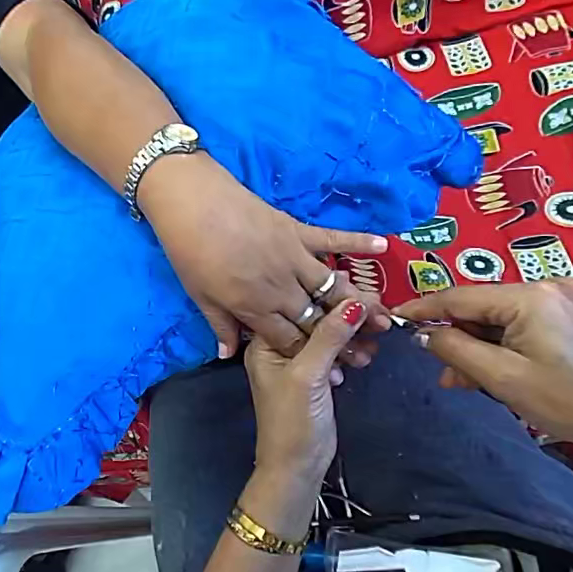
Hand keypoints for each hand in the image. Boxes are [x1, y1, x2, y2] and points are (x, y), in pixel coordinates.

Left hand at [139, 154, 391, 358]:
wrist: (191, 202)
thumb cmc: (188, 252)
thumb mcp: (200, 296)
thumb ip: (221, 326)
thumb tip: (227, 355)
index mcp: (254, 309)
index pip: (290, 340)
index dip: (312, 356)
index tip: (334, 369)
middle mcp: (280, 290)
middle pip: (317, 320)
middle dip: (345, 338)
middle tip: (370, 348)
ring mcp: (292, 259)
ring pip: (332, 288)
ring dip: (358, 303)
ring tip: (382, 315)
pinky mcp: (298, 231)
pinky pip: (333, 239)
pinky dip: (359, 240)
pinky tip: (384, 246)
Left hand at [245, 297, 366, 489]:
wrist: (297, 466)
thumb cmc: (293, 421)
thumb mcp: (309, 375)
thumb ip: (329, 337)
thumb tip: (356, 302)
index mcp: (266, 341)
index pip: (299, 305)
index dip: (332, 296)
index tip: (365, 293)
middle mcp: (281, 346)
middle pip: (318, 317)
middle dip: (349, 313)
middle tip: (380, 314)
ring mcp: (300, 361)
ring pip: (331, 333)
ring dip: (355, 332)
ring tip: (379, 333)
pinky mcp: (317, 375)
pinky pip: (337, 351)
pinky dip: (353, 349)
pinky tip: (367, 354)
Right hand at [393, 281, 572, 515]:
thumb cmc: (569, 400)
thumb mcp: (502, 377)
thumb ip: (455, 349)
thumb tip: (424, 333)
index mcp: (529, 295)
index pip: (460, 296)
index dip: (423, 307)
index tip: (394, 316)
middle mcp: (547, 285)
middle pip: (482, 307)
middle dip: (457, 338)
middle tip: (443, 375)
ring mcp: (566, 299)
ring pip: (502, 318)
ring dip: (479, 346)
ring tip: (467, 382)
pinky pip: (525, 324)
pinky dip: (504, 346)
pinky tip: (496, 372)